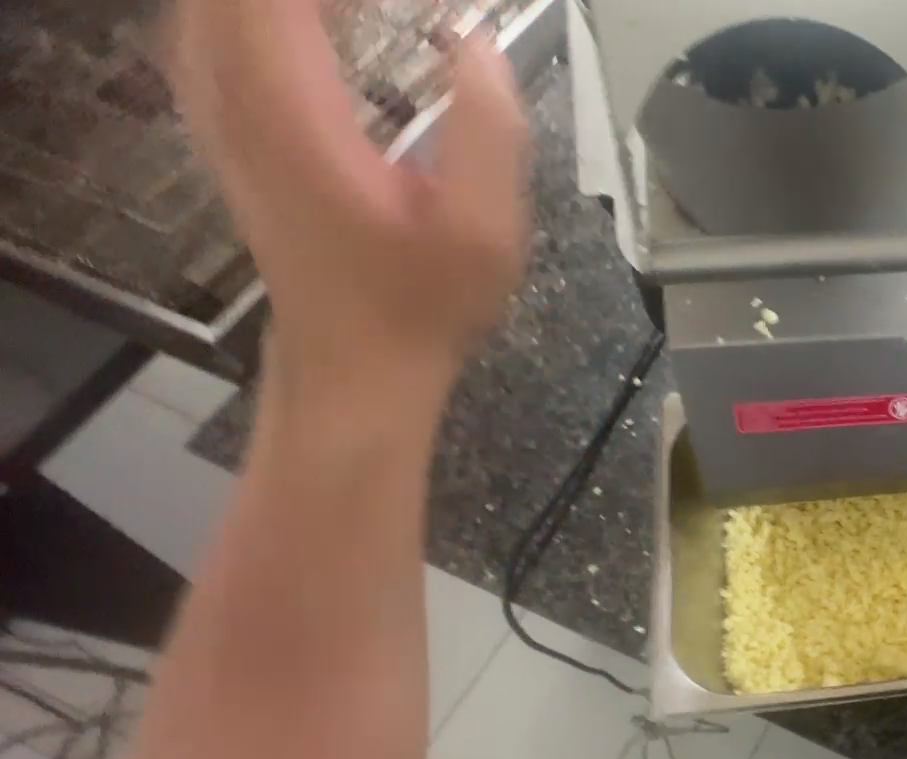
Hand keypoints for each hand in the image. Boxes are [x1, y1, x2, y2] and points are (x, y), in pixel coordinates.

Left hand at [168, 0, 529, 403]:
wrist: (356, 365)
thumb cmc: (423, 304)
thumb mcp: (484, 231)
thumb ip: (488, 132)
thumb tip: (476, 46)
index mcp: (291, 107)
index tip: (432, 3)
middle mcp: (231, 91)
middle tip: (403, 10)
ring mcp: (215, 109)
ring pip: (213, 4)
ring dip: (286, 4)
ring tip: (365, 15)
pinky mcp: (224, 129)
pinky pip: (210, 27)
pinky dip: (255, 14)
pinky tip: (305, 23)